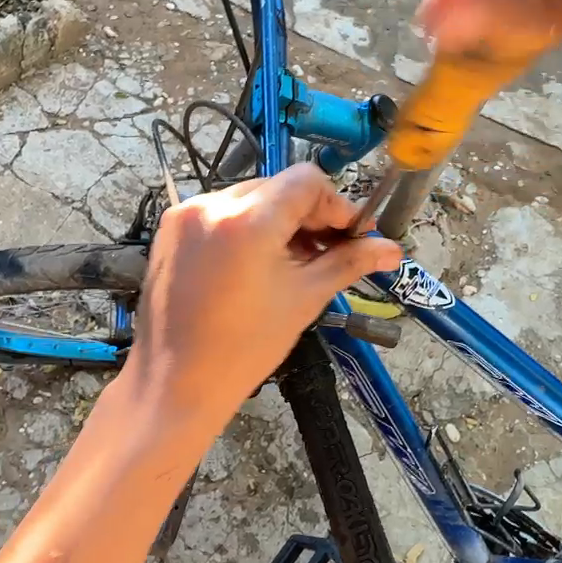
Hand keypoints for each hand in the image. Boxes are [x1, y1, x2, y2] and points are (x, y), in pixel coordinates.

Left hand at [126, 165, 401, 426]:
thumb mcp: (304, 299)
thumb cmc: (245, 347)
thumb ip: (348, 263)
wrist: (176, 381)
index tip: (351, 236)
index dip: (336, 204)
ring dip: (277, 221)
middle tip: (327, 251)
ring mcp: (185, 216)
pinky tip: (256, 264)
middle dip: (307, 215)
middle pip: (277, 188)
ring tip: (292, 262)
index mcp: (248, 221)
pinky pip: (219, 214)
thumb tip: (391, 249)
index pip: (306, 181)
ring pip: (249, 199)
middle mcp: (212, 204)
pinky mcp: (170, 230)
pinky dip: (244, 228)